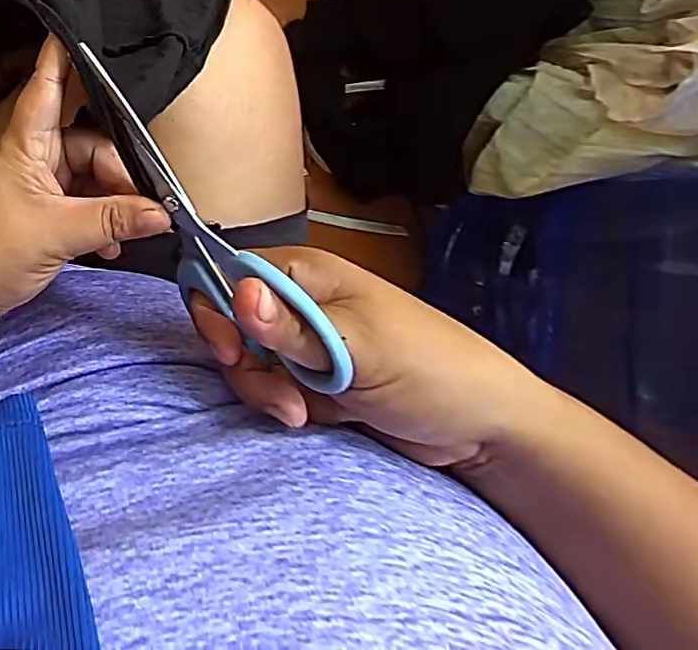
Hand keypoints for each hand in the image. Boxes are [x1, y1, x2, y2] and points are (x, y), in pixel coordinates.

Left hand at [0, 36, 171, 337]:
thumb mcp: (56, 234)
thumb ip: (113, 220)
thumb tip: (163, 215)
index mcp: (26, 144)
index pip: (48, 86)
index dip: (64, 57)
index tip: (81, 29)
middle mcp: (34, 155)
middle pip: (89, 140)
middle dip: (118, 167)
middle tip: (145, 198)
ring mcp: (40, 182)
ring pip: (92, 173)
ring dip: (114, 200)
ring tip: (129, 228)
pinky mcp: (44, 209)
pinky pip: (85, 199)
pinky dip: (103, 218)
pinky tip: (113, 243)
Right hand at [189, 246, 567, 471]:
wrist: (480, 425)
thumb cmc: (429, 366)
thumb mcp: (358, 347)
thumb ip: (293, 325)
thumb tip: (238, 291)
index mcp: (305, 273)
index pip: (231, 272)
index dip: (218, 307)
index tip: (231, 349)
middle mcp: (299, 301)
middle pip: (234, 322)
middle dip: (246, 361)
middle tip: (278, 390)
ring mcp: (306, 341)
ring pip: (250, 361)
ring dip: (265, 390)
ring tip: (301, 411)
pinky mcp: (313, 377)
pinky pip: (273, 387)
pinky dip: (282, 405)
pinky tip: (312, 417)